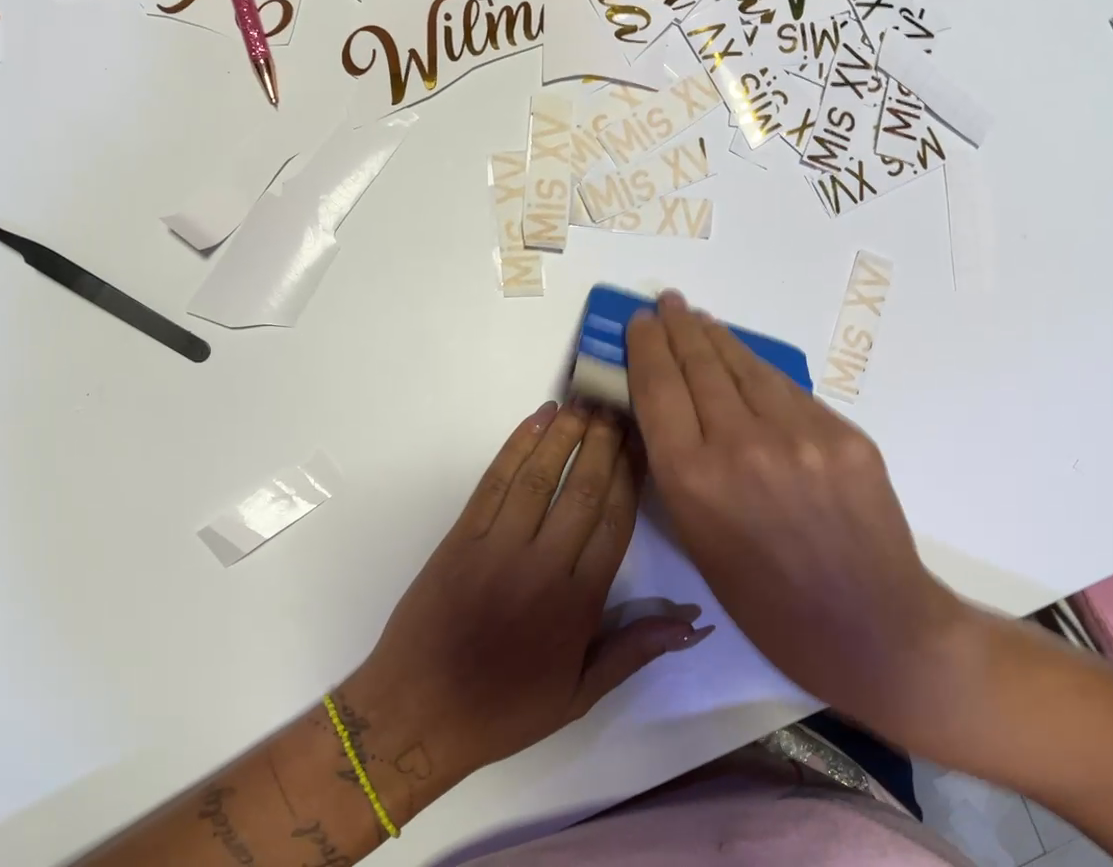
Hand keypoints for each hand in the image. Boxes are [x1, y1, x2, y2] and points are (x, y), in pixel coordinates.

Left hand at [340, 401, 709, 810]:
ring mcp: (497, 544)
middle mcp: (543, 563)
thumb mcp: (578, 695)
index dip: (633, 475)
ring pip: (540, 475)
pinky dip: (517, 446)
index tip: (646, 440)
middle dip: (605, 442)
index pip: (616, 522)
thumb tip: (694, 623)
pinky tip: (536, 419)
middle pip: (583, 488)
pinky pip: (495, 481)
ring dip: (564, 432)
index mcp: (579, 602)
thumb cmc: (504, 709)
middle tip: (619, 405)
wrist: (419, 711)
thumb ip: (634, 651)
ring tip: (585, 400)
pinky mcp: (461, 536)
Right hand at [624, 291, 967, 743]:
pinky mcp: (843, 434)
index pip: (658, 389)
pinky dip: (760, 372)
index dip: (646, 349)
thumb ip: (682, 474)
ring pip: (746, 368)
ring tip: (700, 319)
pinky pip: (789, 391)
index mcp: (693, 480)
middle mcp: (741, 444)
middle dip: (679, 329)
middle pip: (700, 366)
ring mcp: (799, 435)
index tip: (639, 323)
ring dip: (718, 339)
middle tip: (667, 303)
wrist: (869, 626)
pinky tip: (747, 363)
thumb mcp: (699, 542)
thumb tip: (672, 417)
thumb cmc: (767, 605)